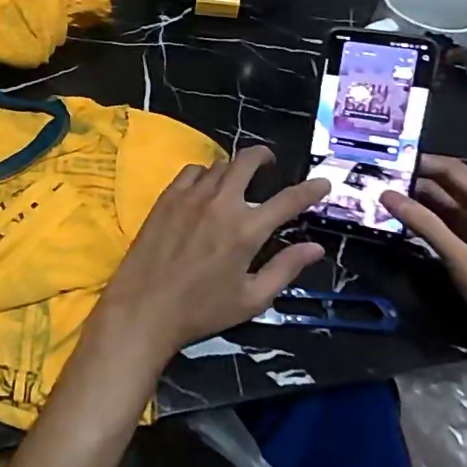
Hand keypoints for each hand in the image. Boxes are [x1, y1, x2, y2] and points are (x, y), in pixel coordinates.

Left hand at [99, 146, 328, 365]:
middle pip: (247, 161)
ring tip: (236, 181)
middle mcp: (221, 203)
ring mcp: (191, 196)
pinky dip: (204, 174)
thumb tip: (315, 248)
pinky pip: (191, 171)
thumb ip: (285, 268)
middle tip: (269, 162)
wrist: (144, 307)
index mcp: (246, 229)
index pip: (287, 200)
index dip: (310, 189)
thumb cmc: (201, 310)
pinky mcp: (167, 197)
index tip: (322, 183)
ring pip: (219, 165)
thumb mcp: (251, 299)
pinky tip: (204, 188)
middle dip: (264, 156)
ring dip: (234, 169)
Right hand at [379, 155, 466, 383]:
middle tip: (375, 178)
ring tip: (379, 197)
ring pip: (445, 214)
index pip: (457, 173)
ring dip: (417, 207)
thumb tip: (388, 194)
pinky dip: (424, 229)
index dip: (424, 163)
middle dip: (415, 184)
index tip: (388, 158)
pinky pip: (446, 235)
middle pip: (449, 192)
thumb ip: (428, 227)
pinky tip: (399, 225)